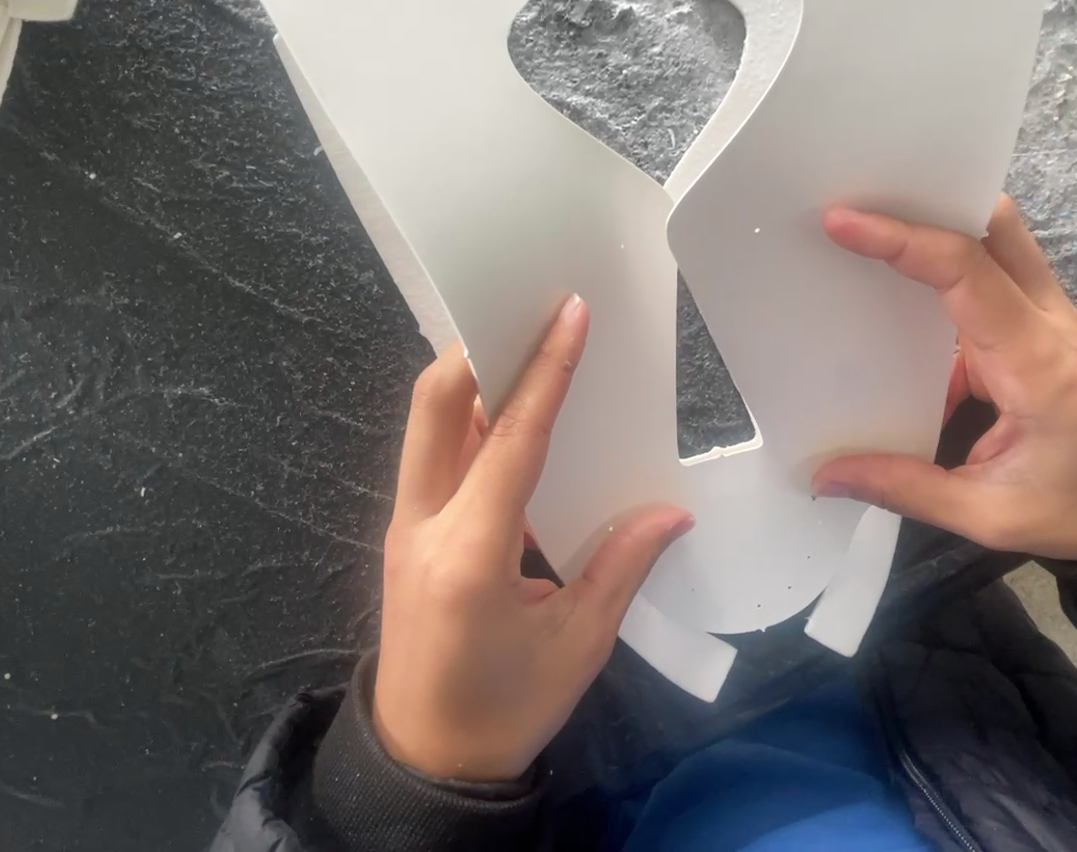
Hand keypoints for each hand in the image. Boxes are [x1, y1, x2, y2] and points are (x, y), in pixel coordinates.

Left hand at [373, 295, 692, 780]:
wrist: (423, 762)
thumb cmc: (504, 709)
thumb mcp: (577, 647)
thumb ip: (621, 569)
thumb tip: (671, 513)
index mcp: (471, 556)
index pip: (513, 440)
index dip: (545, 371)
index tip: (568, 313)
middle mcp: (424, 524)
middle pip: (434, 406)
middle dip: (477, 348)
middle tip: (527, 315)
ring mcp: (405, 525)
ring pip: (426, 423)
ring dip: (468, 377)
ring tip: (519, 346)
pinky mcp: (406, 530)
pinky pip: (433, 451)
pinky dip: (466, 416)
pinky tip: (505, 413)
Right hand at [812, 197, 1076, 561]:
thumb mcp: (995, 518)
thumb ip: (907, 490)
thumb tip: (827, 474)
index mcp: (1035, 363)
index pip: (965, 273)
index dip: (901, 239)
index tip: (842, 221)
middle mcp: (1046, 321)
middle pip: (995, 226)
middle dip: (929, 200)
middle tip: (863, 197)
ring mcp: (1050, 317)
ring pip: (999, 239)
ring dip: (940, 221)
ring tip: (871, 226)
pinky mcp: (1041, 326)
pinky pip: (994, 272)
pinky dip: (948, 259)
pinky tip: (903, 284)